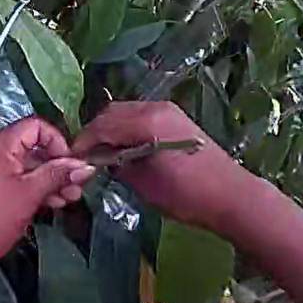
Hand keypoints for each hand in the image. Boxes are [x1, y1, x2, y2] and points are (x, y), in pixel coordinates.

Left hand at [0, 117, 94, 271]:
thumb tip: (87, 166)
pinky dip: (35, 188)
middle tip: (78, 185)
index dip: (58, 142)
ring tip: (71, 198)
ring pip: (27, 166)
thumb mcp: (29, 194)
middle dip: (58, 166)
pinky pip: (17, 179)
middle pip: (33, 147)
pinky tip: (53, 203)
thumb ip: (58, 175)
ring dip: (50, 179)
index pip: (36, 127)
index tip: (72, 164)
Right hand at [71, 102, 261, 235]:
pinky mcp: (174, 117)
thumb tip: (99, 159)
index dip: (84, 140)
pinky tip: (124, 148)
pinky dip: (126, 127)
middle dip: (96, 131)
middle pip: (113, 111)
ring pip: (126, 111)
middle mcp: (156, 107)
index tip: (71, 157)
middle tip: (85, 156)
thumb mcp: (145, 184)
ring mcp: (167, 109)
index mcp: (148, 121)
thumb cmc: (187, 195)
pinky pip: (140, 115)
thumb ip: (119, 165)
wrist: (231, 195)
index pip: (104, 124)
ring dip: (111, 128)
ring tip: (103, 154)